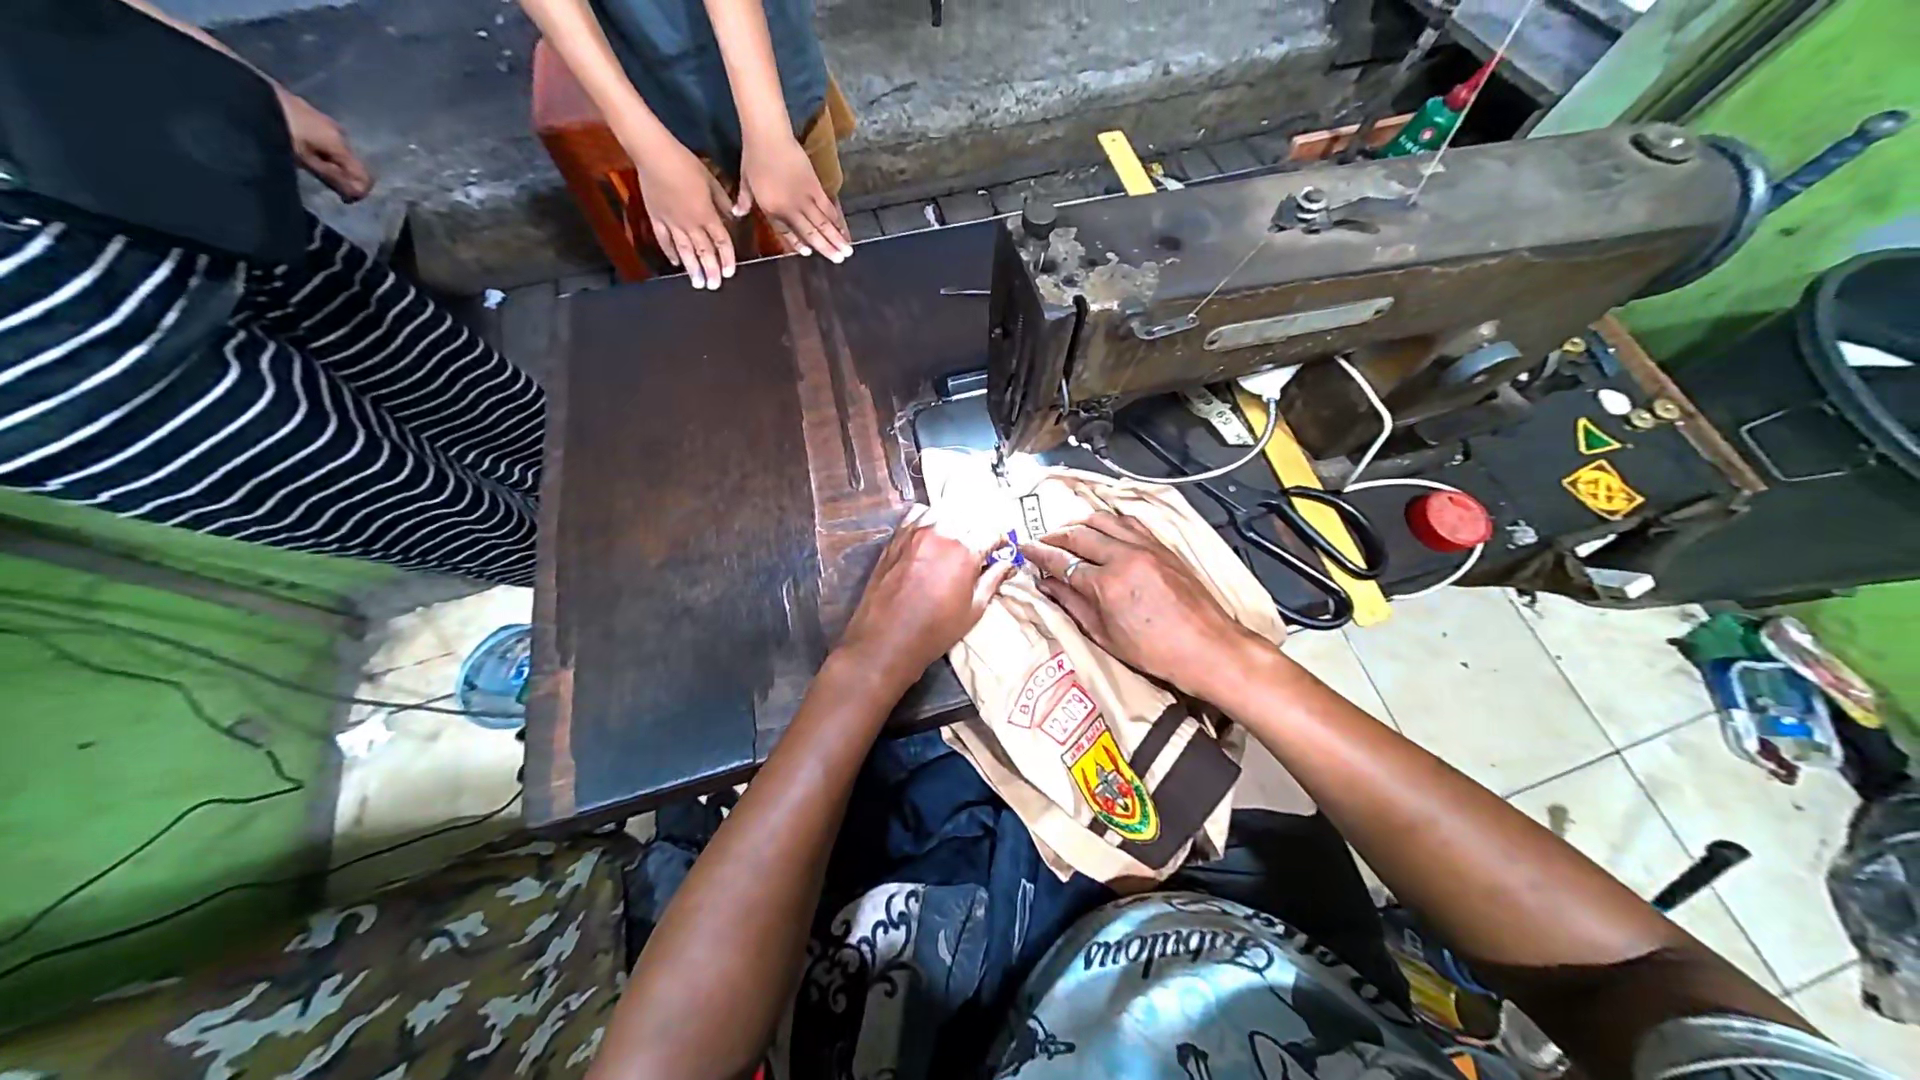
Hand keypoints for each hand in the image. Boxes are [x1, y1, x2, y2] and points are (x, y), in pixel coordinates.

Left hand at [276, 90, 371, 201]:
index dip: (357, 190)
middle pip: (349, 160)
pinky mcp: (303, 108)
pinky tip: (293, 143)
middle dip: (340, 173)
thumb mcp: (303, 159)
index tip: (342, 198)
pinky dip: (313, 145)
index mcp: (340, 143)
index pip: (364, 174)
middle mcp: (337, 130)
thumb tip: (356, 194)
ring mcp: (320, 116)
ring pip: (333, 147)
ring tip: (302, 161)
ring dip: (325, 158)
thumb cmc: (275, 128)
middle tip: (318, 178)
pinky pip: (318, 134)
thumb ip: (333, 176)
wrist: (237, 86)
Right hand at [631, 139, 736, 289]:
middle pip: (703, 251)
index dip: (727, 258)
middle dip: (710, 270)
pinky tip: (675, 263)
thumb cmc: (685, 163)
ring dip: (692, 268)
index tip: (729, 273)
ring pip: (685, 250)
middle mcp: (690, 223)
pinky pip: (664, 240)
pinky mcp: (656, 217)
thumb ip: (722, 201)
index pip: (721, 241)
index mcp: (706, 214)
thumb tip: (733, 215)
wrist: (653, 154)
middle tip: (714, 286)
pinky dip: (670, 252)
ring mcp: (672, 222)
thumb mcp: (711, 181)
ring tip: (698, 284)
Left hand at [736, 133, 851, 261]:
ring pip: (822, 224)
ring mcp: (804, 199)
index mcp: (770, 210)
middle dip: (826, 248)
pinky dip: (836, 219)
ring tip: (847, 251)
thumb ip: (744, 200)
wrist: (768, 137)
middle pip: (810, 233)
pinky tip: (843, 228)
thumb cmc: (753, 157)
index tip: (808, 253)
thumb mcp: (744, 181)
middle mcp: (789, 209)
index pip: (786, 233)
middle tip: (839, 261)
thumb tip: (737, 214)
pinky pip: (827, 207)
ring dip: (835, 239)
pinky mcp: (814, 186)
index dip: (797, 244)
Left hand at [837, 505, 1012, 688]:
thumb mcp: (974, 609)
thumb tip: (1007, 563)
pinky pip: (917, 514)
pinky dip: (928, 518)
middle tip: (981, 548)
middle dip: (980, 531)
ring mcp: (915, 532)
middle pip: (969, 518)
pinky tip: (931, 534)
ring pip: (943, 511)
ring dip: (955, 522)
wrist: (886, 640)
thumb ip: (992, 580)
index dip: (1001, 542)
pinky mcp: (896, 537)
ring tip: (957, 539)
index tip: (1001, 552)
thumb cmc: (935, 630)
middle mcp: (941, 532)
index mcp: (965, 550)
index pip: (992, 532)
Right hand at [1021, 512, 1275, 696]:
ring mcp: (1145, 547)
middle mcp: (1123, 557)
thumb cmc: (1155, 651)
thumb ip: (1073, 604)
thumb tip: (1047, 585)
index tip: (1025, 549)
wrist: (1207, 647)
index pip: (1061, 561)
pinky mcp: (1162, 546)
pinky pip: (1128, 522)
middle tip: (1042, 542)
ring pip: (1103, 520)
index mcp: (1105, 584)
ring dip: (1079, 523)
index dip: (1038, 553)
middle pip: (1078, 534)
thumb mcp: (1104, 635)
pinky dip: (1108, 521)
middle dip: (1055, 536)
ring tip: (1068, 533)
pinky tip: (1102, 528)